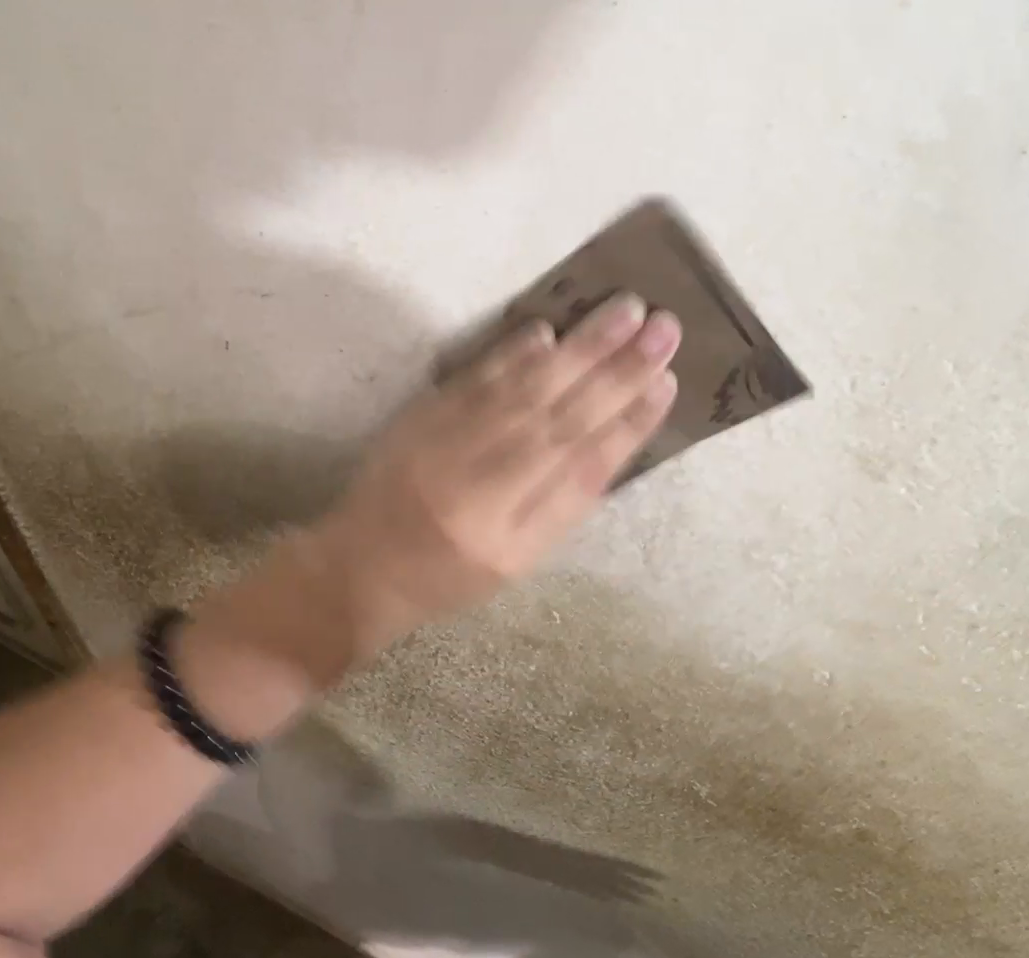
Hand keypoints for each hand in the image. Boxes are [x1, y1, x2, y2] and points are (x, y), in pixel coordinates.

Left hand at [176, 293, 677, 738]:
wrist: (360, 568)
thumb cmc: (447, 576)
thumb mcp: (514, 563)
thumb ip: (560, 509)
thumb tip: (606, 440)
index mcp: (515, 539)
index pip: (584, 471)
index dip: (629, 425)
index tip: (668, 383)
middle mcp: (485, 490)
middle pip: (563, 420)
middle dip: (618, 372)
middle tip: (665, 326)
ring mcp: (449, 451)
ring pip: (524, 392)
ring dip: (577, 350)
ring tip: (625, 309)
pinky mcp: (420, 422)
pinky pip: (473, 383)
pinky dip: (510, 355)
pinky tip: (546, 331)